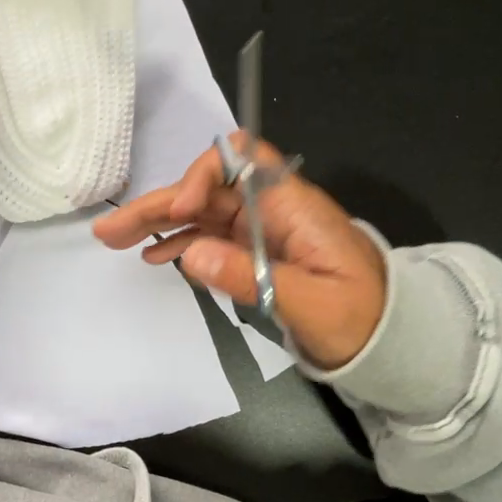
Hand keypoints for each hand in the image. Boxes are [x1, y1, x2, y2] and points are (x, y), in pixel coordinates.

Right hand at [92, 135, 387, 369]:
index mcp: (293, 207)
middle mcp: (272, 210)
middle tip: (111, 230)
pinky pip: (210, 238)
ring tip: (114, 241)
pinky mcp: (255, 253)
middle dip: (159, 203)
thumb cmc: (361, 319)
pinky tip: (153, 255)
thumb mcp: (308, 304)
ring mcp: (261, 231)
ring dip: (157, 222)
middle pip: (208, 190)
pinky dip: (179, 242)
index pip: (244, 160)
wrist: (391, 341)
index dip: (204, 175)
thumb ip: (248, 277)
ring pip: (201, 213)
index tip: (181, 211)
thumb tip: (189, 254)